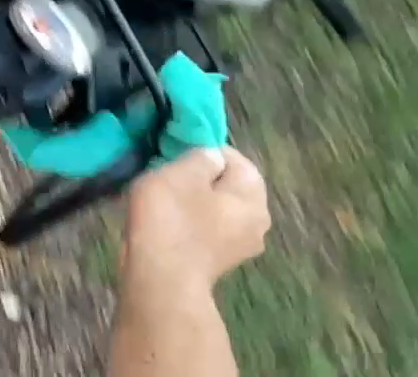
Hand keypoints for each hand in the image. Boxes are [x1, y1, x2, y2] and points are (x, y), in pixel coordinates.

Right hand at [122, 147, 270, 291]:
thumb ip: (200, 158)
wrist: (163, 272)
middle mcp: (256, 223)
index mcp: (252, 201)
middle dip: (202, 173)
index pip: (241, 162)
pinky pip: (207, 224)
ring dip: (194, 195)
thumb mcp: (180, 175)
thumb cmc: (172, 217)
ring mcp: (239, 244)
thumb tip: (211, 154)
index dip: (210, 148)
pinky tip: (165, 214)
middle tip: (166, 165)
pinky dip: (189, 215)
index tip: (176, 144)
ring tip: (161, 189)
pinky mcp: (217, 257)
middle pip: (231, 186)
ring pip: (218, 206)